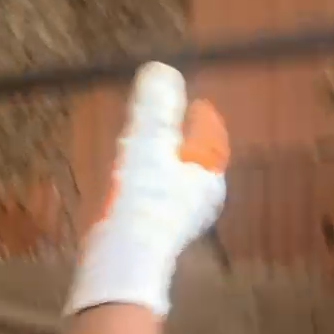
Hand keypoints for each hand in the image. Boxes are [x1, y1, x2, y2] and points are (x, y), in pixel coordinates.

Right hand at [65, 62, 228, 316]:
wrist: (123, 262)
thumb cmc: (138, 201)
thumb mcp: (144, 146)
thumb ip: (154, 109)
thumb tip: (161, 71)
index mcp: (209, 165)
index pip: (207, 127)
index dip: (194, 114)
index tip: (186, 105)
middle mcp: (207, 192)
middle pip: (197, 156)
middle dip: (181, 143)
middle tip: (163, 131)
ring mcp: (188, 218)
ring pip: (181, 182)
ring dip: (167, 170)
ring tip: (145, 162)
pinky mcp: (164, 238)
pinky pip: (165, 204)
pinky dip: (154, 194)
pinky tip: (136, 198)